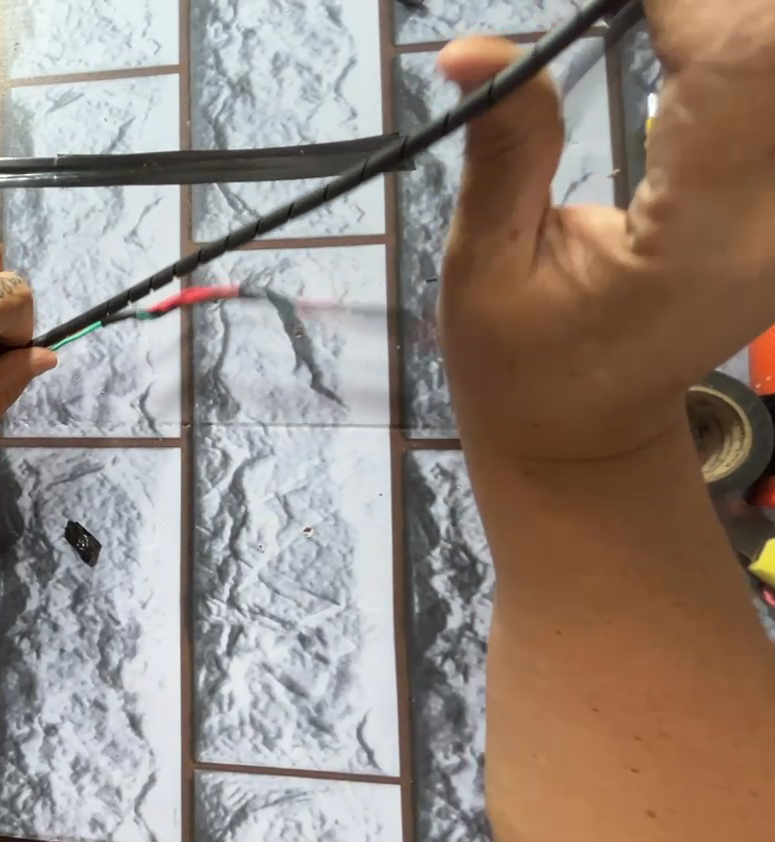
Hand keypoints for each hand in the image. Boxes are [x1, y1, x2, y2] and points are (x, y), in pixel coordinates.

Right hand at [438, 6, 774, 462]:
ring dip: (738, 36)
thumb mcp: (483, 263)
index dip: (686, 1)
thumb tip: (469, 49)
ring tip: (666, 31)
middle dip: (720, 12)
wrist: (581, 426)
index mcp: (704, 234)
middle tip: (637, 17)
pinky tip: (705, 57)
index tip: (608, 0)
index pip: (740, 61)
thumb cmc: (512, 361)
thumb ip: (506, 150)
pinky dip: (750, 65)